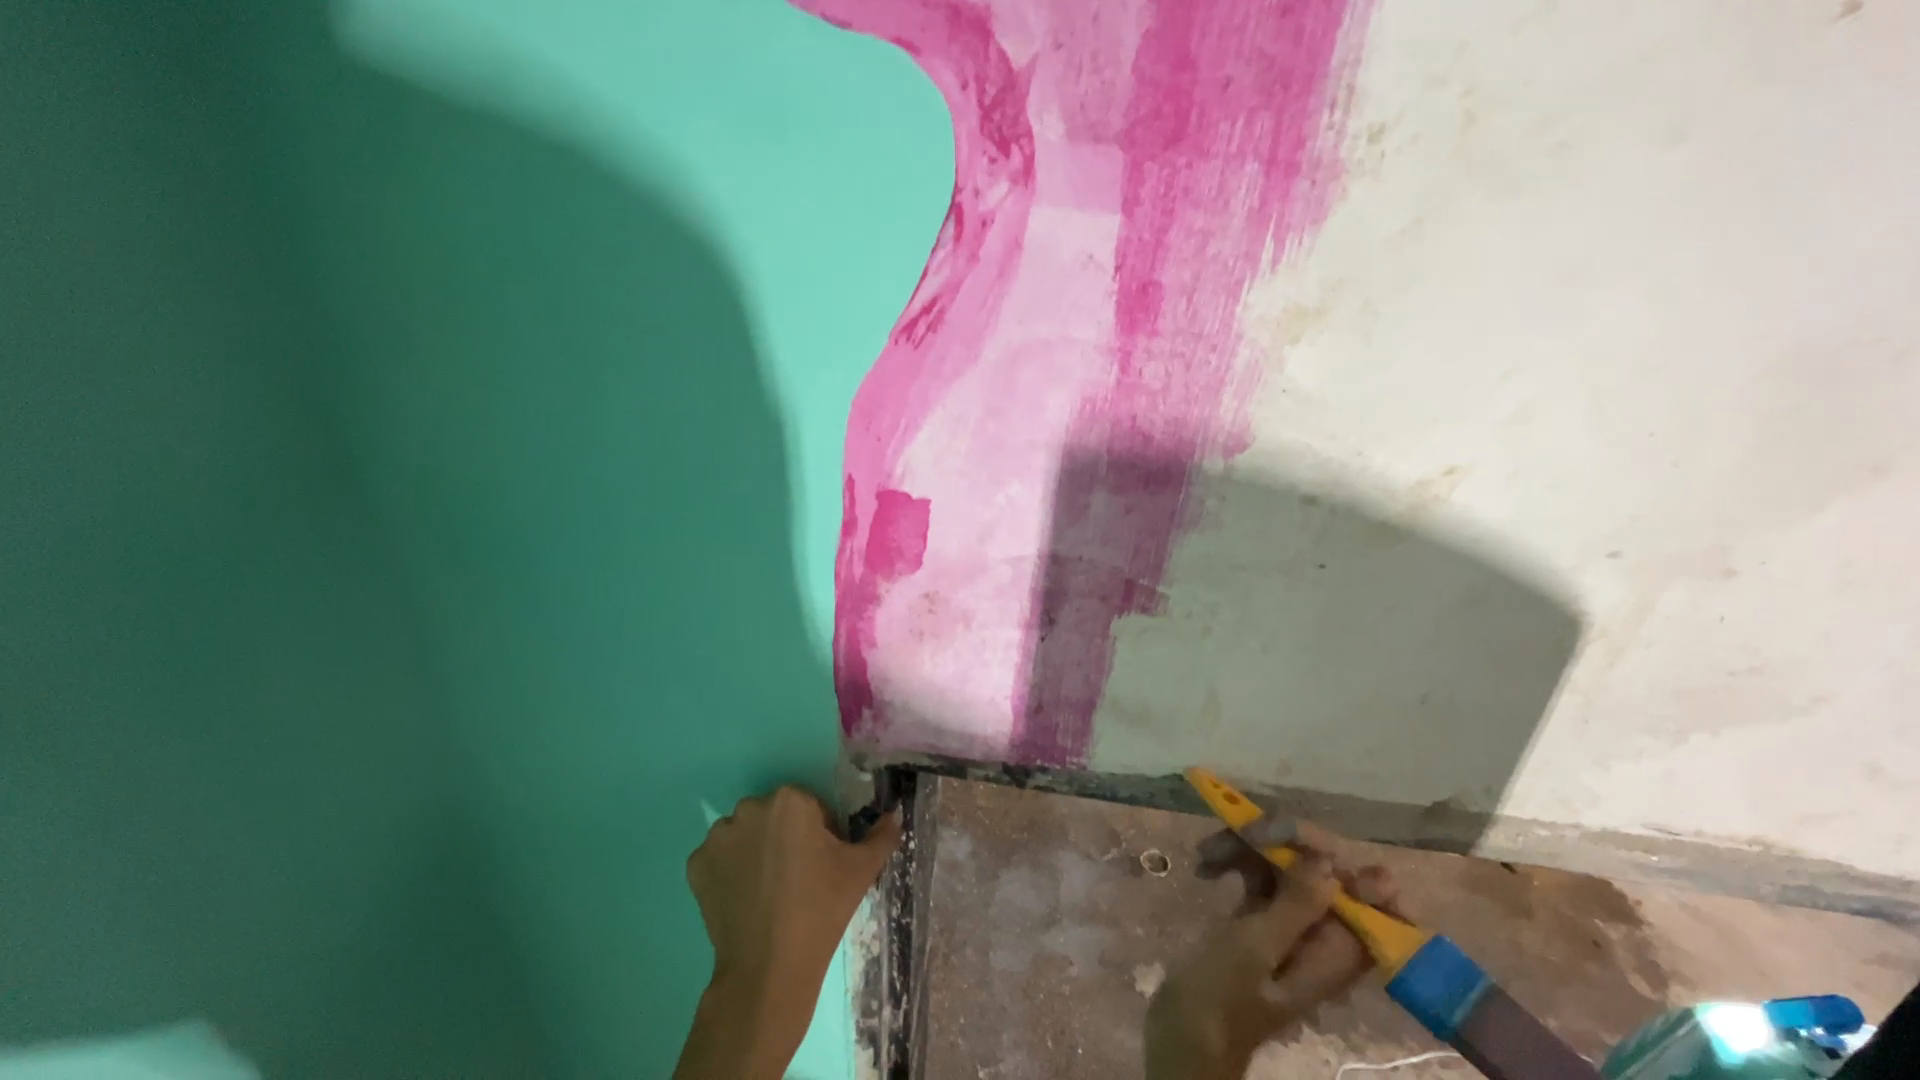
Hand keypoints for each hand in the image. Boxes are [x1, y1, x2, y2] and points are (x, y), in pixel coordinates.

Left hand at [675, 786, 899, 1079]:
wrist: (770, 966)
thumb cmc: (821, 910)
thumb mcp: (863, 869)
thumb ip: (882, 834)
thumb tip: (894, 813)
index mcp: (791, 801)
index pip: (810, 806)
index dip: (821, 834)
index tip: (823, 864)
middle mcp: (749, 808)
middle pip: (774, 816)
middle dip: (786, 838)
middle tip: (799, 879)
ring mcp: (717, 837)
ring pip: (745, 835)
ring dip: (756, 851)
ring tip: (770, 892)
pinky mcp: (696, 865)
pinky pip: (719, 859)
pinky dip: (730, 872)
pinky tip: (746, 900)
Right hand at [1145, 821, 1398, 1079]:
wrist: (1183, 1038)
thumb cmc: (1220, 1001)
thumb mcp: (1254, 950)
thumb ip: (1296, 906)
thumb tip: (1329, 859)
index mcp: (1339, 948)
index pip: (1366, 888)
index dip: (1332, 853)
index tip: (1287, 837)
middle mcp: (1325, 932)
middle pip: (1322, 866)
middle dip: (1279, 842)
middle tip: (1238, 833)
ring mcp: (1294, 923)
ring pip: (1287, 863)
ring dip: (1248, 847)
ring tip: (1205, 851)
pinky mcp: (1264, 918)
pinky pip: (1262, 874)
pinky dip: (1235, 862)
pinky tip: (1205, 865)